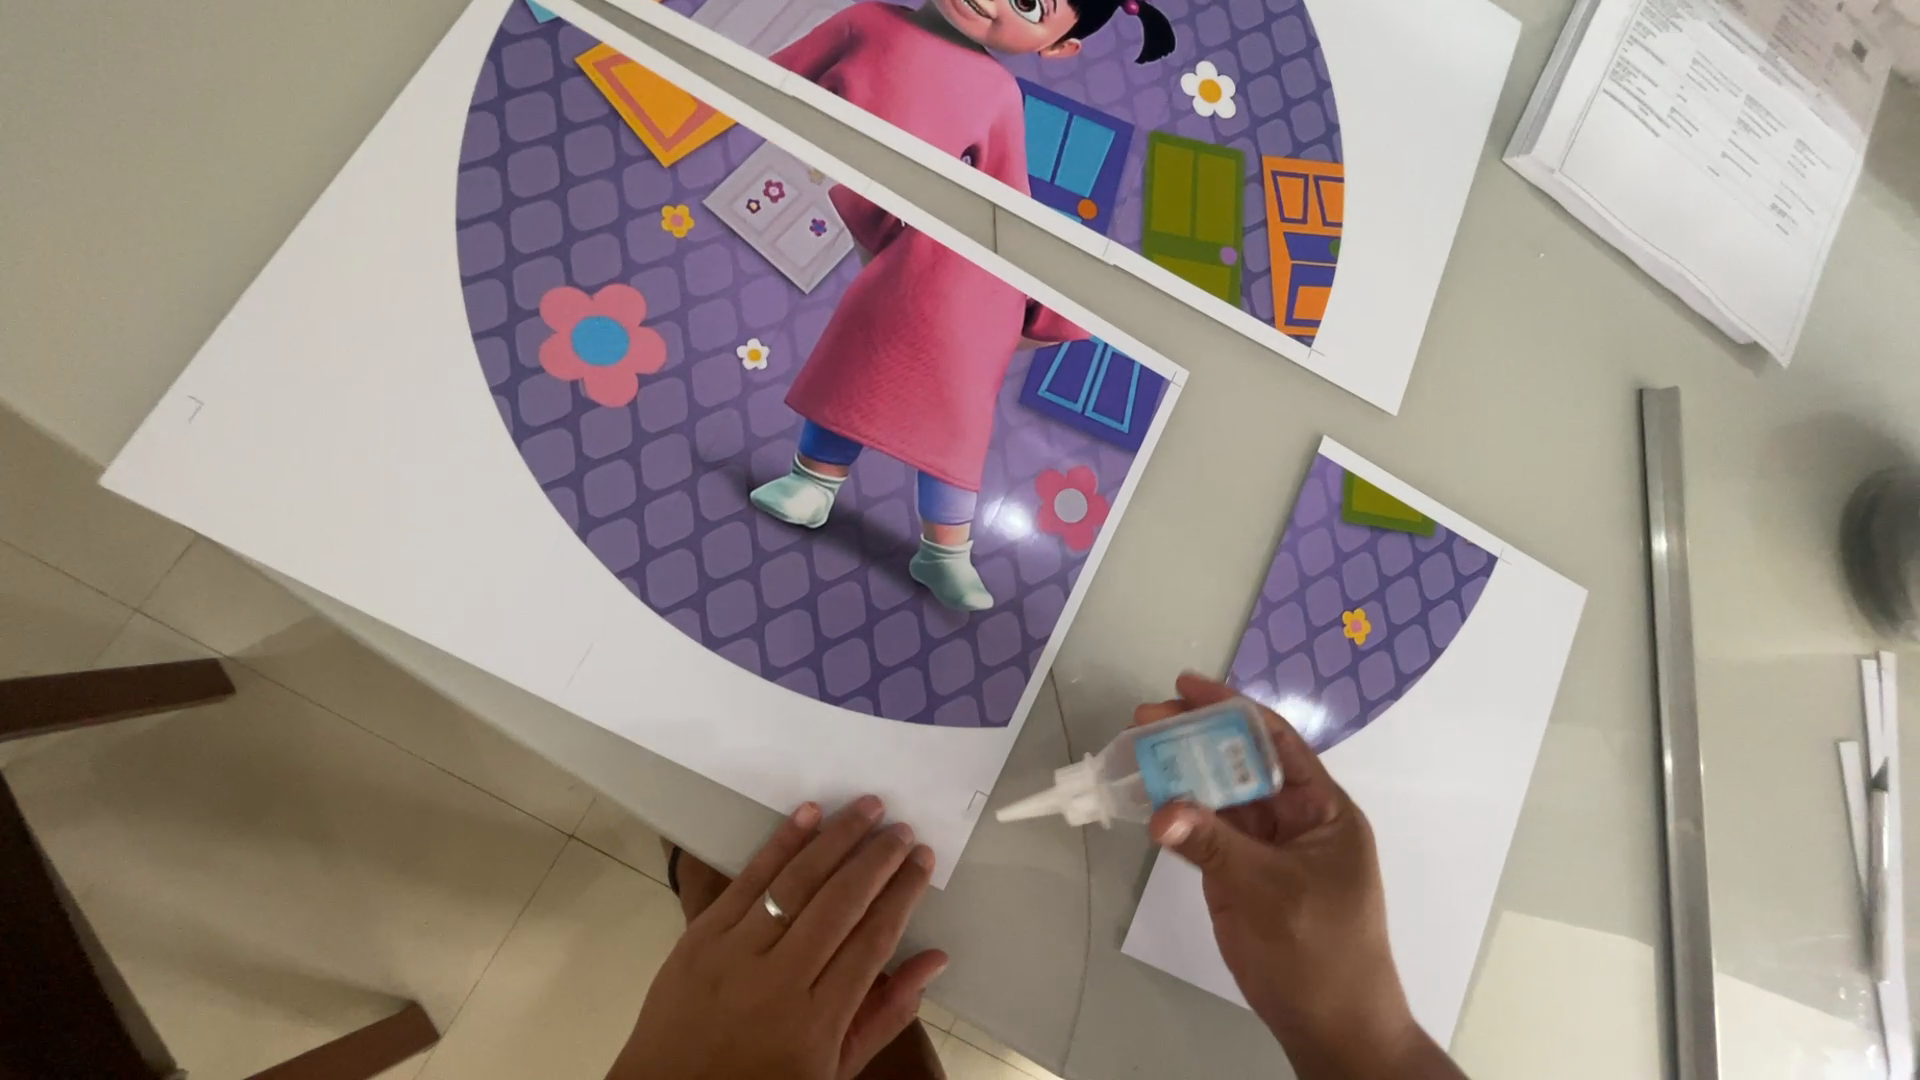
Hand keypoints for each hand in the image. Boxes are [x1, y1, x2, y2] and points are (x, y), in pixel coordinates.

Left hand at [608, 797, 947, 1079]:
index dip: (904, 893)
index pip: (874, 939)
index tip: (923, 858)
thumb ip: (886, 1015)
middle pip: (841, 902)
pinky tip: (811, 812)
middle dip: (879, 858)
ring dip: (839, 837)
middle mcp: (780, 981)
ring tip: (869, 807)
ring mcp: (735, 954)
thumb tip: (935, 959)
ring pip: (799, 881)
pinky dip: (783, 841)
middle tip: (904, 829)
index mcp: (817, 1021)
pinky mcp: (701, 934)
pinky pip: (749, 878)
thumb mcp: (832, 1071)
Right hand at [1136, 675, 1463, 1079]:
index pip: (1273, 739)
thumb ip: (1213, 844)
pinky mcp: (1237, 868)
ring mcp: (1262, 843)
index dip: (1229, 707)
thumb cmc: (1320, 951)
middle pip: (1236, 760)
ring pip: (1215, 792)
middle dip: (1192, 736)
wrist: (1330, 1028)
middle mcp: (1290, 815)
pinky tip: (1144, 796)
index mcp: (1319, 807)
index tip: (1184, 685)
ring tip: (1134, 750)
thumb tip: (1159, 809)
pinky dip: (1175, 812)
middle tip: (1144, 718)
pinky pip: (1202, 827)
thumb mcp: (1269, 890)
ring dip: (1178, 772)